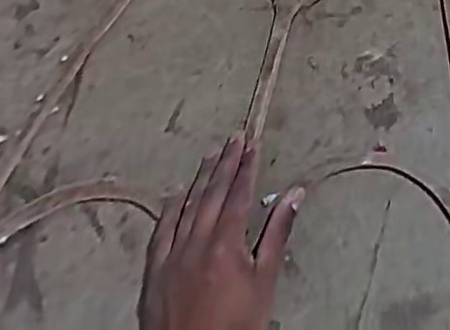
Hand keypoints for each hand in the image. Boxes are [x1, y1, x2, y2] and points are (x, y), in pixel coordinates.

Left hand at [139, 135, 301, 329]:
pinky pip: (160, 234)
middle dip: (225, 164)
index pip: (238, 195)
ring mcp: (170, 261)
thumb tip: (296, 192)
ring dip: (200, 179)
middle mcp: (195, 246)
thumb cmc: (237, 324)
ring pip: (186, 209)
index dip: (246, 167)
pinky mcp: (153, 277)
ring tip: (211, 155)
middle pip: (212, 195)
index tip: (252, 145)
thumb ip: (278, 233)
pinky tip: (176, 195)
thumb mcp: (265, 280)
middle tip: (234, 139)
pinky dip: (170, 210)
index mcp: (225, 245)